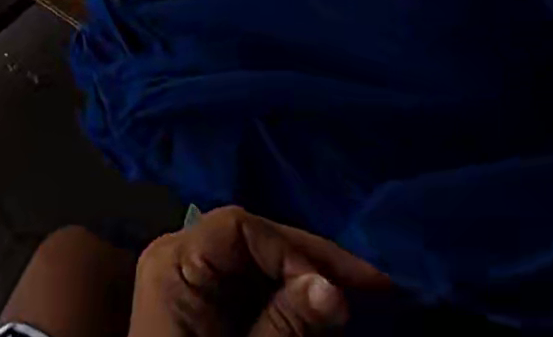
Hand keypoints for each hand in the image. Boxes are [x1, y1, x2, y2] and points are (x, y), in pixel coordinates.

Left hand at [128, 207, 389, 336]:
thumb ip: (285, 326)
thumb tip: (332, 288)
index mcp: (175, 261)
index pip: (236, 226)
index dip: (291, 250)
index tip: (343, 293)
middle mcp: (178, 256)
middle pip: (248, 236)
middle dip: (310, 257)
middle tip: (378, 286)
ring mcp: (190, 278)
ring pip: (255, 258)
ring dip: (306, 274)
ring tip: (364, 293)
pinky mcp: (205, 303)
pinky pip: (249, 283)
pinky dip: (288, 294)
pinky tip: (324, 307)